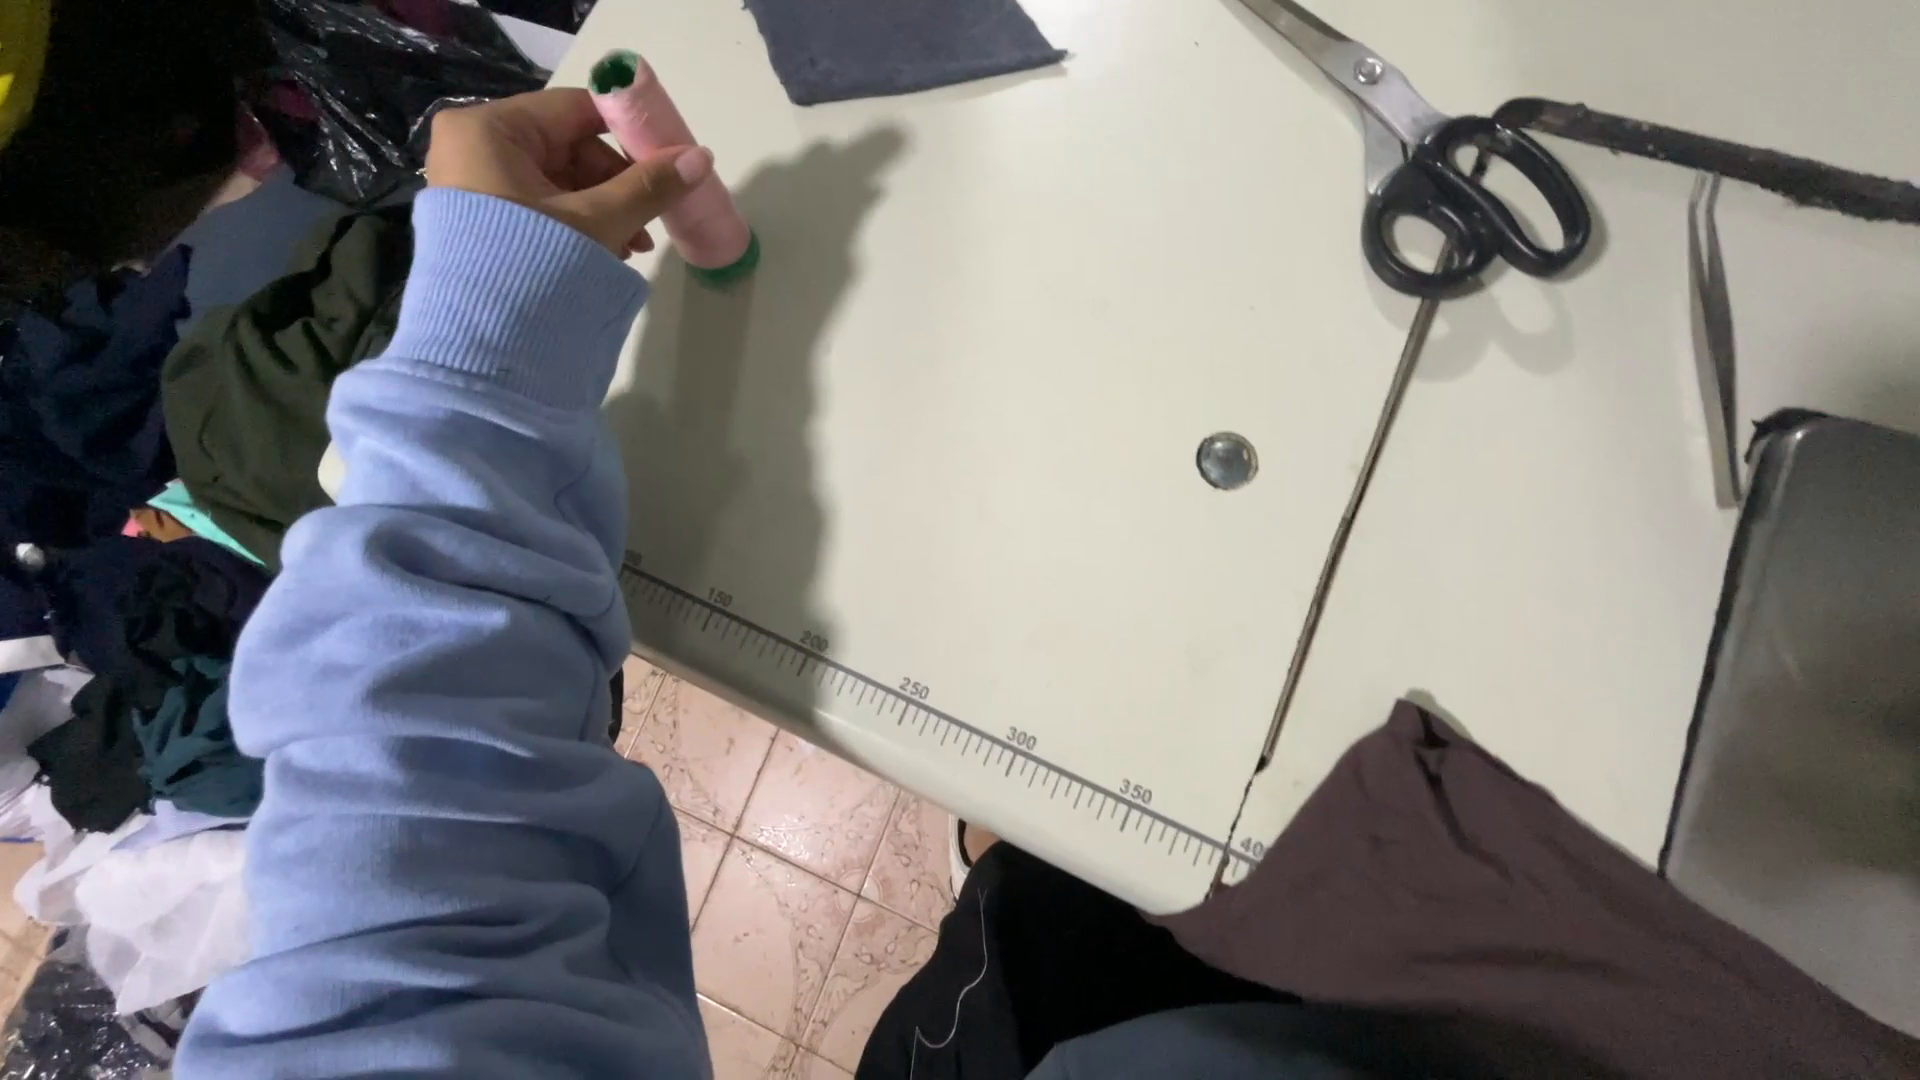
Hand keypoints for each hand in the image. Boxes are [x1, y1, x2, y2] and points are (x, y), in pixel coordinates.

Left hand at [424, 88, 714, 257]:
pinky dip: (581, 225)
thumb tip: (700, 157)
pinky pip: (544, 207)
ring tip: (632, 247)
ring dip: (607, 209)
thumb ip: (650, 186)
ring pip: (562, 181)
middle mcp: (475, 147)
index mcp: (490, 129)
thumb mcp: (599, 221)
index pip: (574, 110)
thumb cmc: (535, 264)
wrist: (488, 341)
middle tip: (649, 223)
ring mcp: (478, 186)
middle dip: (618, 184)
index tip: (666, 161)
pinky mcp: (486, 222)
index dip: (627, 131)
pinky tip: (606, 252)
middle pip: (570, 148)